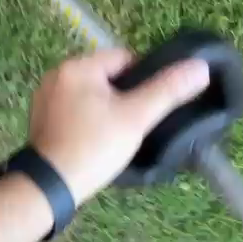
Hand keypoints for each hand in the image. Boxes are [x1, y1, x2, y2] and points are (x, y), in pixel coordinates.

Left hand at [28, 49, 211, 203]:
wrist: (52, 184)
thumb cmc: (95, 146)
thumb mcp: (136, 117)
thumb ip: (167, 90)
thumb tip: (200, 66)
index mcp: (77, 66)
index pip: (123, 57)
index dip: (144, 79)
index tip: (151, 105)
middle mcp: (57, 73)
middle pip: (106, 75)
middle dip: (125, 95)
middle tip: (137, 123)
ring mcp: (46, 94)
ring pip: (92, 92)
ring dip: (107, 107)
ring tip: (119, 134)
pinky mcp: (42, 115)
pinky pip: (75, 107)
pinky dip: (89, 117)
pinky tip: (98, 139)